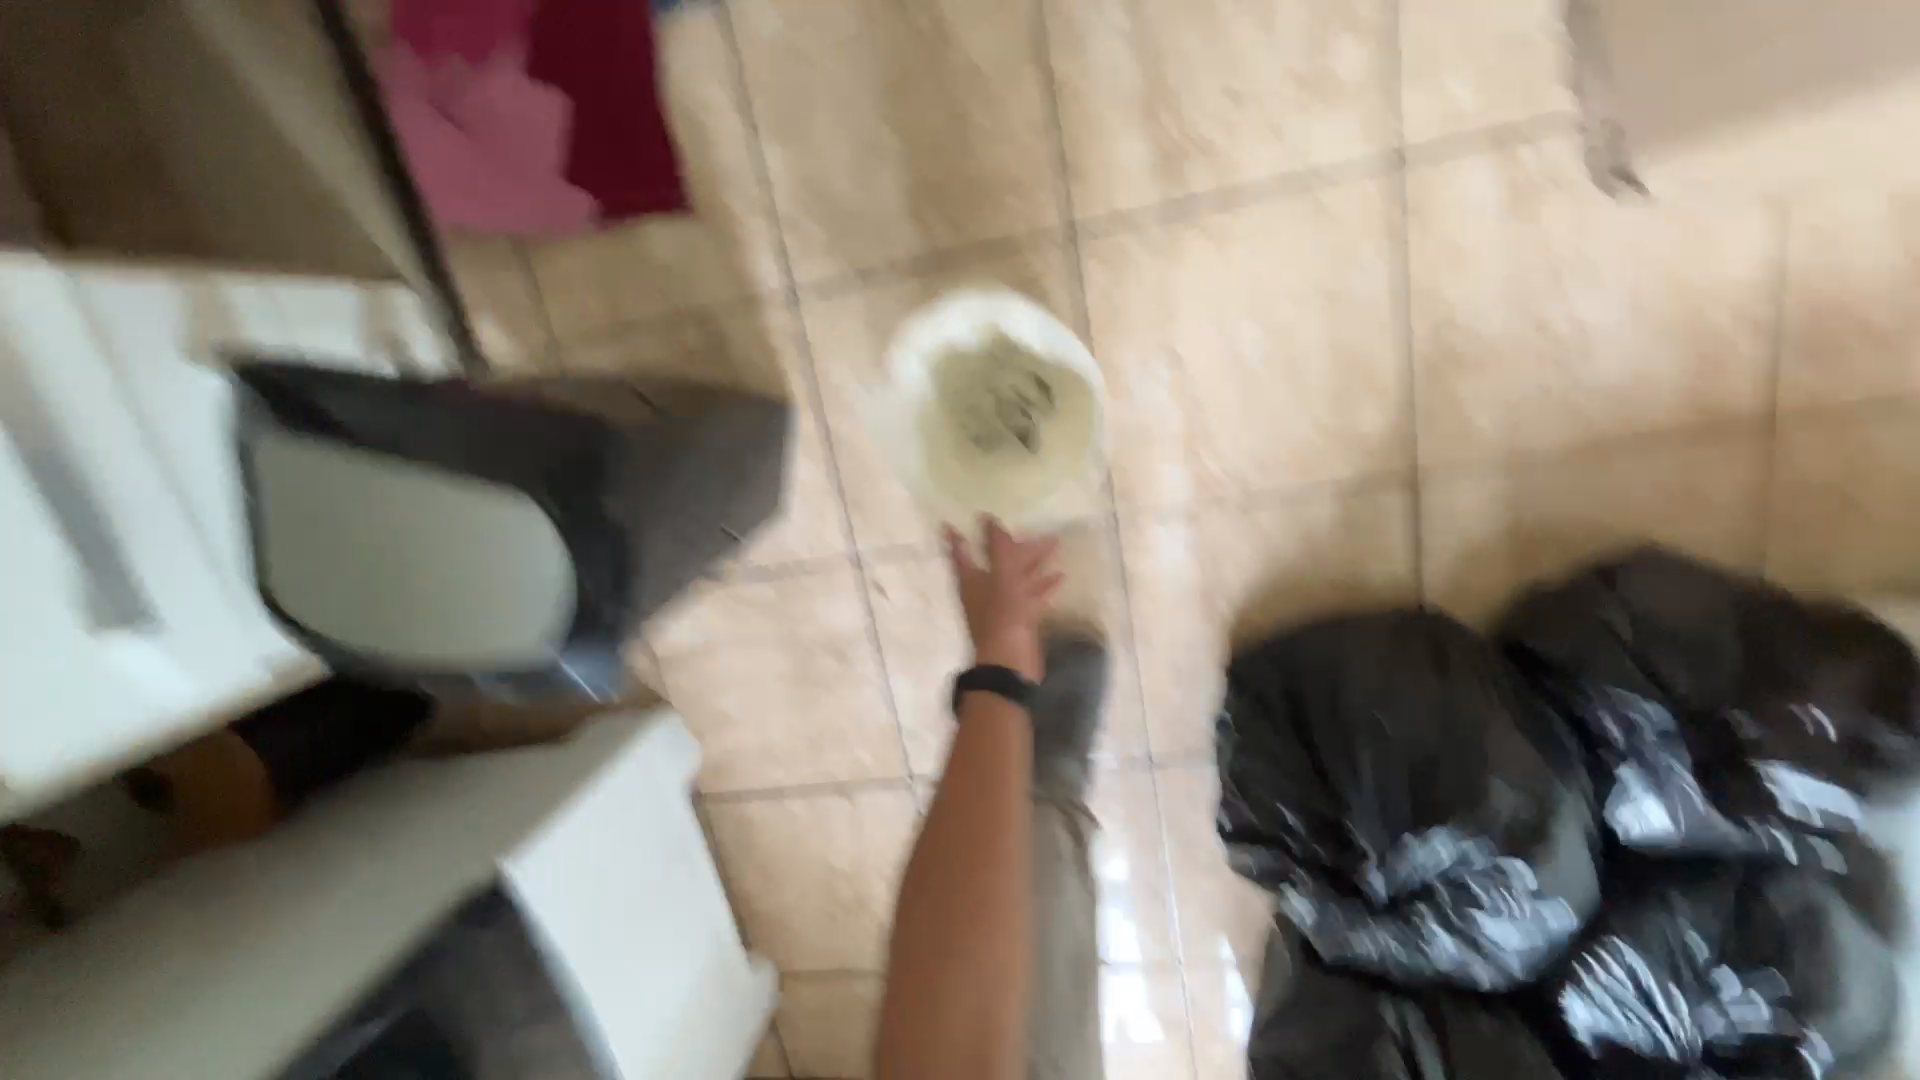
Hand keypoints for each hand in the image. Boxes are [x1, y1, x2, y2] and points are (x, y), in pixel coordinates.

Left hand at [945, 516, 1063, 681]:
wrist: (1011, 662)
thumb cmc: (1003, 616)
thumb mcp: (1002, 577)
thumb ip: (998, 548)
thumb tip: (988, 518)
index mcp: (971, 580)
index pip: (961, 553)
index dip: (957, 538)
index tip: (950, 522)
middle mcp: (982, 591)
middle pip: (997, 562)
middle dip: (1014, 545)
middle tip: (1032, 527)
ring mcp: (1000, 607)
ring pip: (1016, 577)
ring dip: (1032, 563)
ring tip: (1055, 545)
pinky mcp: (1017, 620)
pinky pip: (1029, 596)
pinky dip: (1042, 585)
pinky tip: (1059, 576)